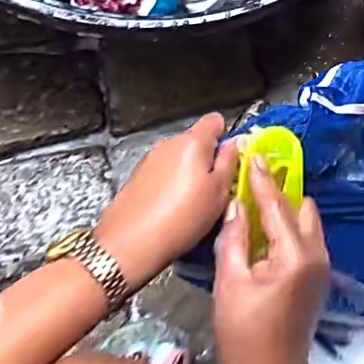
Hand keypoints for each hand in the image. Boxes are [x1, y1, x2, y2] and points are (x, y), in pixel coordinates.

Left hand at [96, 113, 239, 283]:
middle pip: (197, 140)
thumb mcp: (218, 193)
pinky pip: (163, 172)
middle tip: (214, 190)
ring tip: (190, 204)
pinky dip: (170, 184)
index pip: (215, 120)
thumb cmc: (181, 217)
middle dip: (207, 160)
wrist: (129, 244)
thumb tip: (235, 141)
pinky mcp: (137, 176)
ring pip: (180, 158)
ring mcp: (151, 158)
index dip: (226, 137)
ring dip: (188, 173)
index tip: (229, 161)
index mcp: (193, 141)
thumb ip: (229, 162)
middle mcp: (170, 142)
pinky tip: (170, 210)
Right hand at [214, 158, 330, 363]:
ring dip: (284, 209)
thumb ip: (234, 238)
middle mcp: (316, 254)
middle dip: (278, 192)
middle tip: (252, 180)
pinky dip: (288, 227)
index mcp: (295, 255)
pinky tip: (265, 230)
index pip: (277, 206)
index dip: (263, 180)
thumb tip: (235, 204)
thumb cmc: (244, 335)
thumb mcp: (230, 282)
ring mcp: (321, 266)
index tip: (254, 154)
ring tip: (256, 204)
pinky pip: (305, 237)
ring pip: (306, 221)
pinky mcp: (318, 276)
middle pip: (300, 207)